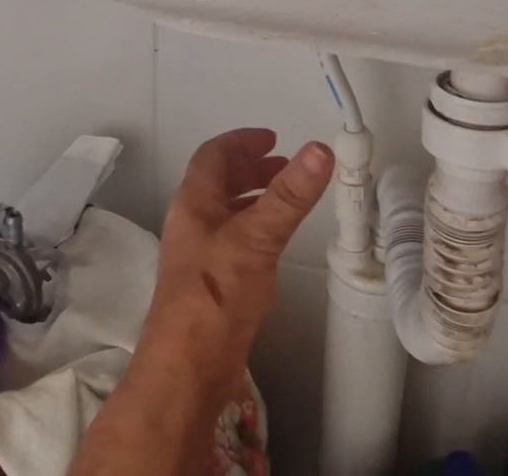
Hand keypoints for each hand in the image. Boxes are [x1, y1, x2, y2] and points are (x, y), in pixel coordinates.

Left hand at [143, 129, 332, 392]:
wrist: (188, 370)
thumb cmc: (215, 295)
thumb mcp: (256, 239)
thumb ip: (288, 196)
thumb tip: (319, 149)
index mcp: (194, 204)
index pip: (213, 156)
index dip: (242, 141)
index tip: (273, 138)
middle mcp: (193, 225)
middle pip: (218, 182)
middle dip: (251, 168)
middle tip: (286, 166)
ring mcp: (200, 256)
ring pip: (227, 212)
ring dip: (254, 197)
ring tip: (288, 198)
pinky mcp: (212, 285)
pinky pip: (235, 242)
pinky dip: (256, 228)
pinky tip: (276, 244)